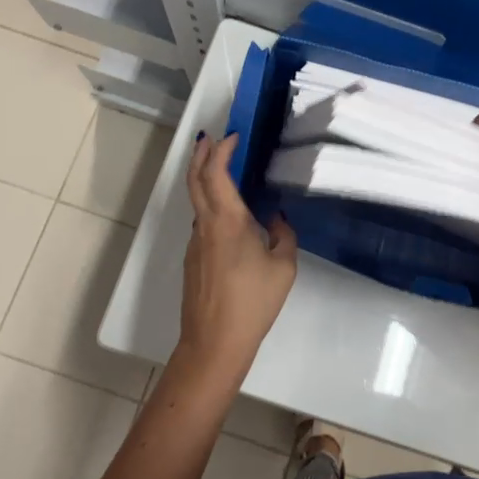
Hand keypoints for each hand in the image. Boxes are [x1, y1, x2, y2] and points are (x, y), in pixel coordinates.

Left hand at [179, 132, 297, 374]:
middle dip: (201, 154)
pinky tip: (231, 217)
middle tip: (213, 138)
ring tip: (225, 171)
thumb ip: (283, 235)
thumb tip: (276, 218)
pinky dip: (211, 205)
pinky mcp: (194, 260)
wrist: (214, 342)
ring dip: (204, 179)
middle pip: (194, 179)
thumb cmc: (253, 302)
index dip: (221, 149)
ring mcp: (195, 243)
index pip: (215, 172)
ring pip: (196, 201)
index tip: (233, 136)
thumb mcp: (284, 267)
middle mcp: (205, 225)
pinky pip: (202, 222)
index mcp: (227, 220)